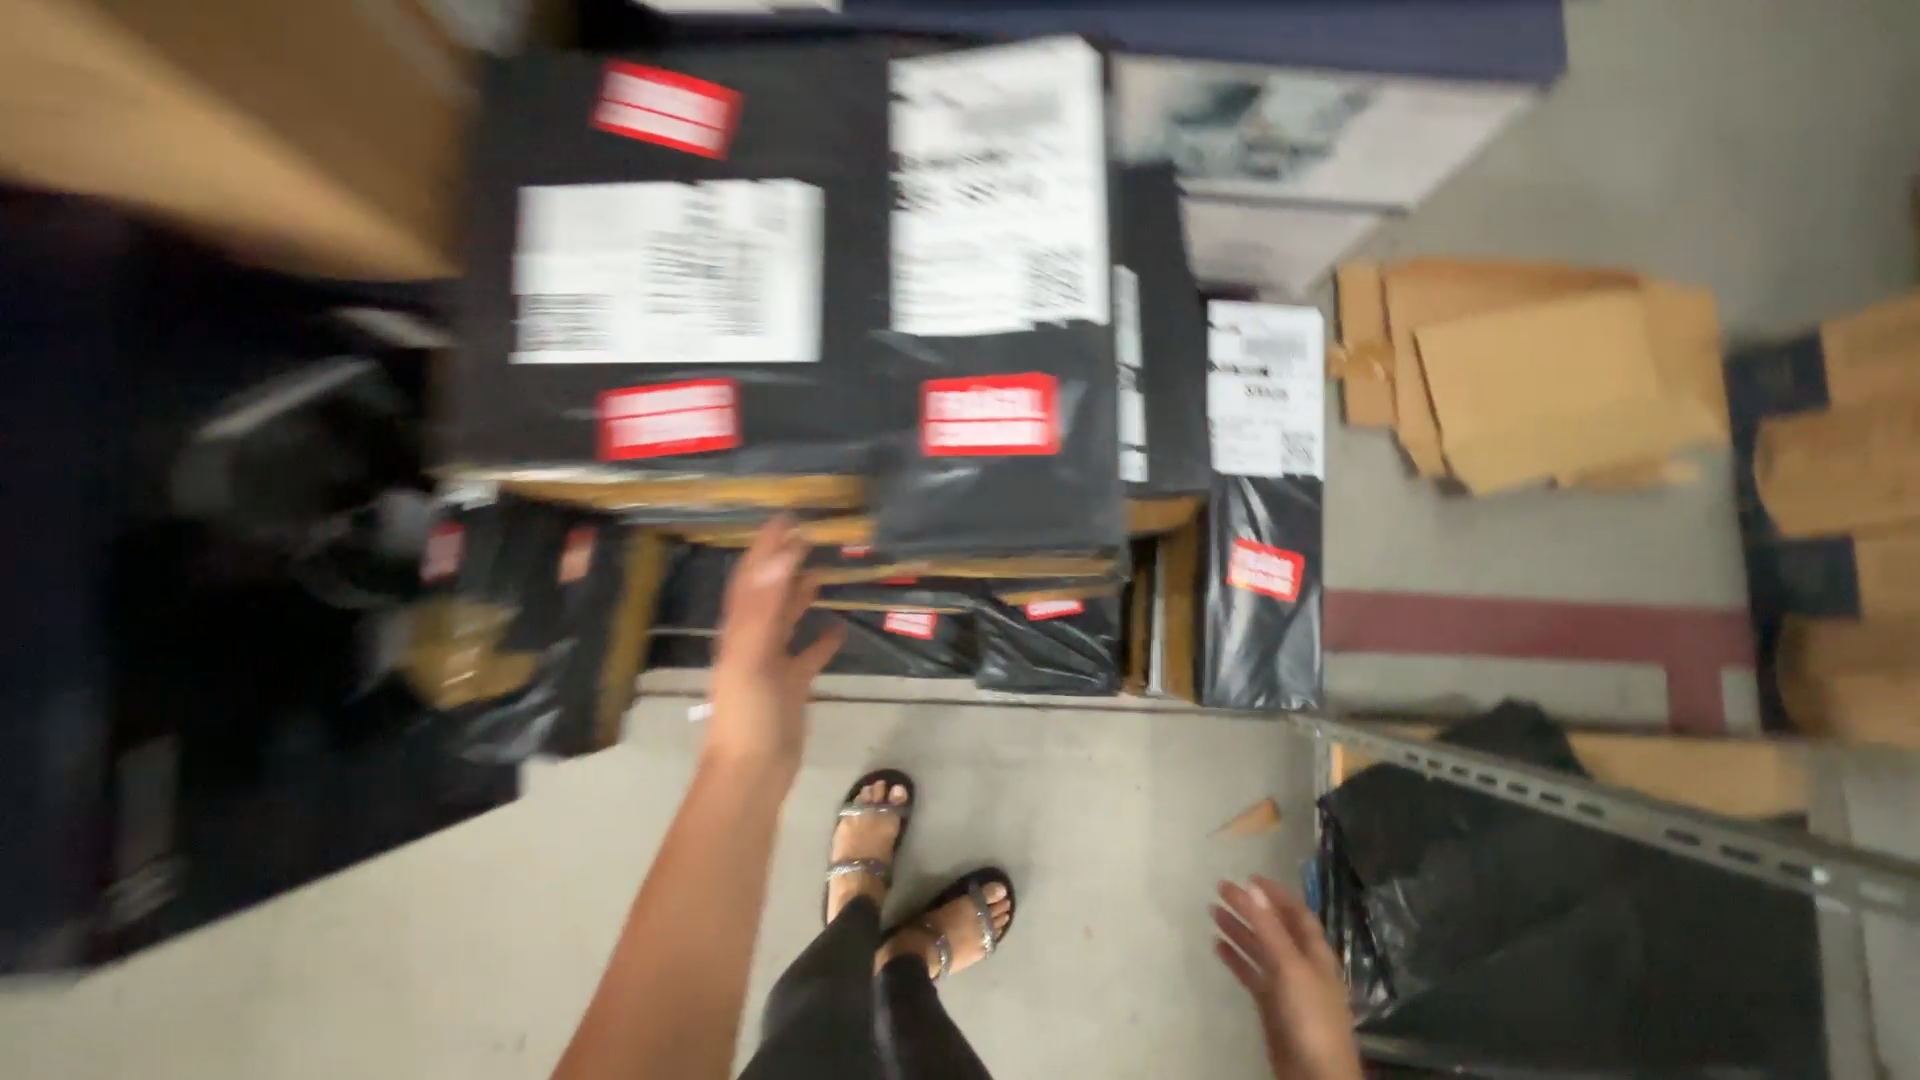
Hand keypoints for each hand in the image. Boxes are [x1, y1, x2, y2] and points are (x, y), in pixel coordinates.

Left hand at [707, 517, 844, 774]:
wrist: (752, 771)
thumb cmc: (748, 713)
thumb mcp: (753, 654)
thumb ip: (767, 605)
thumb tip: (783, 555)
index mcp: (740, 629)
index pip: (753, 577)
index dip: (765, 547)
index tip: (786, 518)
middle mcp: (753, 639)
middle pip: (769, 591)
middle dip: (784, 562)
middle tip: (809, 534)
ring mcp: (773, 663)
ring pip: (787, 619)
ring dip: (801, 593)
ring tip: (823, 570)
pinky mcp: (792, 685)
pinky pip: (808, 655)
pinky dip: (822, 639)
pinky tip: (840, 628)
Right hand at [1213, 877, 1363, 1079]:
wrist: (1316, 1076)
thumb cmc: (1311, 1016)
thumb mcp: (1291, 966)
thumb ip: (1269, 927)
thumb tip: (1251, 886)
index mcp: (1315, 954)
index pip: (1297, 914)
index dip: (1276, 894)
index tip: (1249, 877)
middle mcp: (1302, 965)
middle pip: (1274, 929)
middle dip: (1251, 908)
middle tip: (1222, 889)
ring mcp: (1286, 987)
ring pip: (1259, 950)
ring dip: (1239, 930)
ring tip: (1213, 911)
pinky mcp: (1270, 1006)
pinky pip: (1251, 974)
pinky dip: (1235, 959)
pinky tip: (1217, 946)